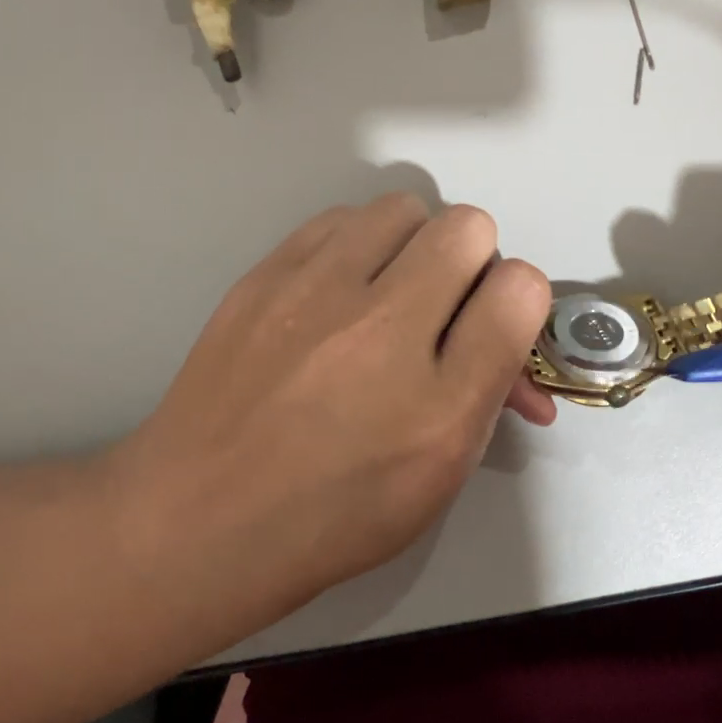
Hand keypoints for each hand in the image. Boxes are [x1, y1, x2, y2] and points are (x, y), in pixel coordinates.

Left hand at [105, 194, 553, 633]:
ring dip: (414, 243)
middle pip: (469, 227)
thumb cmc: (330, 515)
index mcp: (440, 403)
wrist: (200, 514)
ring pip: (403, 207)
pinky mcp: (265, 274)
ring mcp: (315, 292)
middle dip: (473, 263)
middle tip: (444, 306)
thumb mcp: (435, 480)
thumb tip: (513, 354)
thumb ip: (487, 399)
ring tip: (390, 291)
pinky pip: (339, 218)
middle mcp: (383, 332)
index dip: (519, 302)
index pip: (521, 289)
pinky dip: (355, 245)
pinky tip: (337, 292)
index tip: (494, 324)